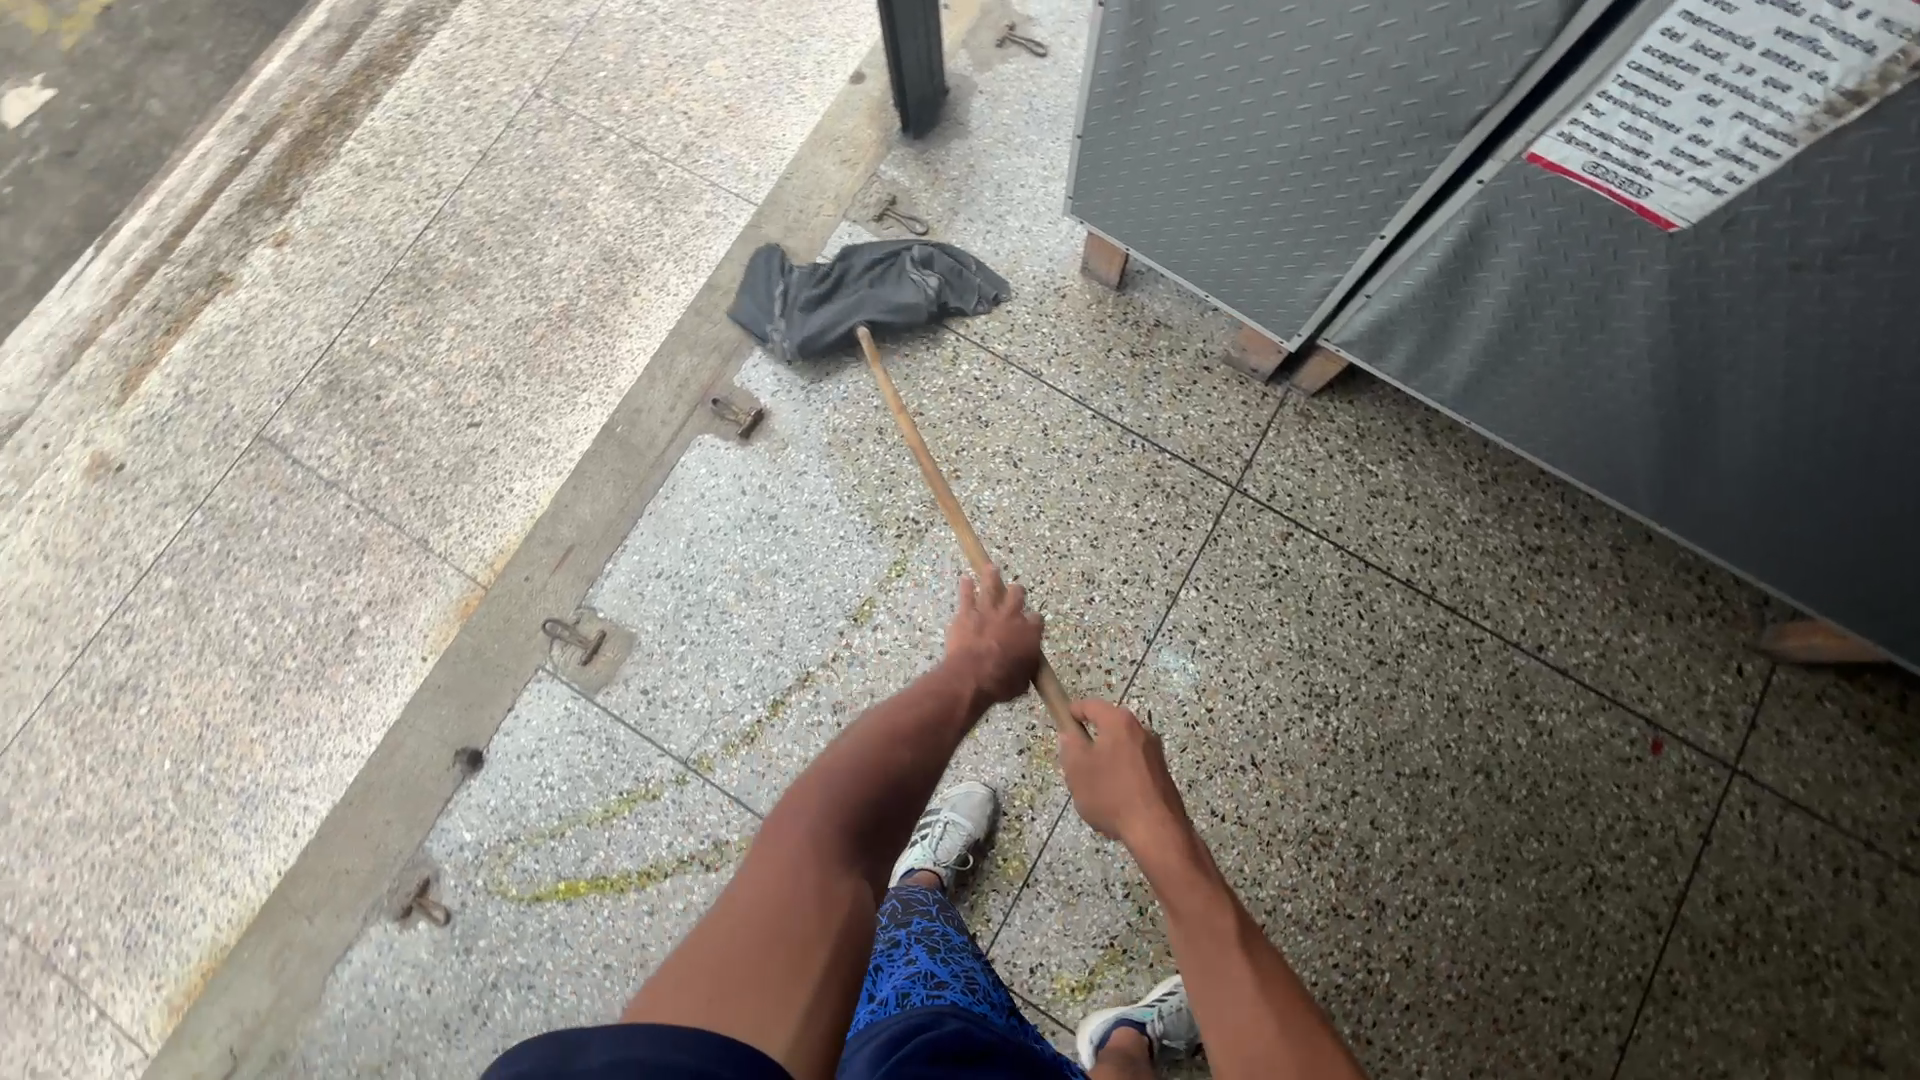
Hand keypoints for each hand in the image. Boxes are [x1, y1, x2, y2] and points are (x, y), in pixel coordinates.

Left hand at [943, 567, 1043, 705]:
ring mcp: (988, 611)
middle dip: (1017, 592)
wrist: (973, 675)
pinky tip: (964, 579)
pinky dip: (966, 586)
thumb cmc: (1001, 682)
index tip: (1032, 622)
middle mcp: (1011, 616)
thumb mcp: (1022, 682)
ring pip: (992, 586)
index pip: (1037, 620)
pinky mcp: (967, 613)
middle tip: (1015, 589)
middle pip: (1017, 595)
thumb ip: (1025, 668)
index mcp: (1029, 632)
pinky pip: (967, 595)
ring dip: (992, 576)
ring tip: (991, 568)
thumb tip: (1025, 668)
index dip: (1034, 621)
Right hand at [1059, 701, 1190, 847]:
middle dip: (1089, 744)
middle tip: (1074, 765)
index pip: (1091, 705)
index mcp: (1120, 723)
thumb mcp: (1077, 769)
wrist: (1156, 830)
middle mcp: (1142, 731)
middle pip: (1107, 729)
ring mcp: (1155, 754)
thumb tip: (1070, 735)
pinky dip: (1120, 780)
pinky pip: (1133, 770)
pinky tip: (1114, 805)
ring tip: (1093, 791)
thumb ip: (1069, 745)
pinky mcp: (1162, 776)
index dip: (1072, 711)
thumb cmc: (1111, 793)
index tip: (1061, 721)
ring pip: (1119, 752)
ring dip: (1104, 765)